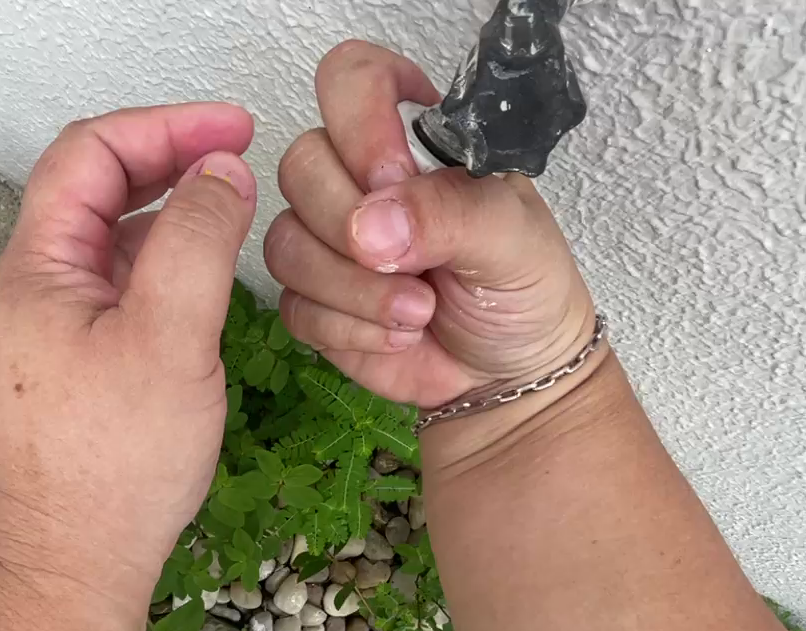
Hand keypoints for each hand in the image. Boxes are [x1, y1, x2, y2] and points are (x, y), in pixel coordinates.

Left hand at [0, 104, 259, 604]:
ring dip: (168, 223)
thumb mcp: (170, 339)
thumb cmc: (119, 462)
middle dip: (168, 166)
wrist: (76, 561)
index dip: (165, 127)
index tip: (235, 130)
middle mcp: (34, 293)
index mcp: (37, 269)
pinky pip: (119, 299)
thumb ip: (198, 243)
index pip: (92, 154)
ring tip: (229, 222)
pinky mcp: (76, 373)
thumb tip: (222, 174)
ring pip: (111, 251)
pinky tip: (198, 292)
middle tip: (238, 164)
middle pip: (97, 196)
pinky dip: (161, 276)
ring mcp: (53, 336)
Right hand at [265, 41, 596, 410]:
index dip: (358, 121)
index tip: (394, 174)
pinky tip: (397, 337)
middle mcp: (357, 188)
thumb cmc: (519, 291)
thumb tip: (369, 226)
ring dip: (351, 289)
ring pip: (286, 245)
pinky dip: (348, 330)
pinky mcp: (315, 306)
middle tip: (411, 265)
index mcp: (409, 146)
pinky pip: (295, 308)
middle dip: (348, 224)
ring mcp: (328, 249)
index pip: (349, 82)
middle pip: (300, 167)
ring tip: (417, 314)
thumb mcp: (511, 240)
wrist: (504, 373)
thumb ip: (449, 213)